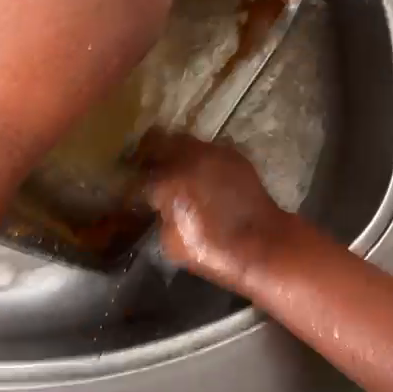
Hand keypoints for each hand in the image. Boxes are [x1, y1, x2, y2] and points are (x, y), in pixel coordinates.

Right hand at [138, 132, 309, 292]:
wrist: (262, 243)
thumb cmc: (213, 250)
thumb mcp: (171, 243)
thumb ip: (161, 217)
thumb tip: (162, 207)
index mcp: (168, 181)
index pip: (138, 175)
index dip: (131, 182)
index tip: (130, 188)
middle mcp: (188, 158)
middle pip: (157, 141)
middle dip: (149, 153)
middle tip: (146, 166)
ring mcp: (213, 152)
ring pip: (184, 141)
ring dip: (175, 152)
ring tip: (174, 167)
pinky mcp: (234, 155)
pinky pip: (208, 149)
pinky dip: (200, 158)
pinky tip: (201, 172)